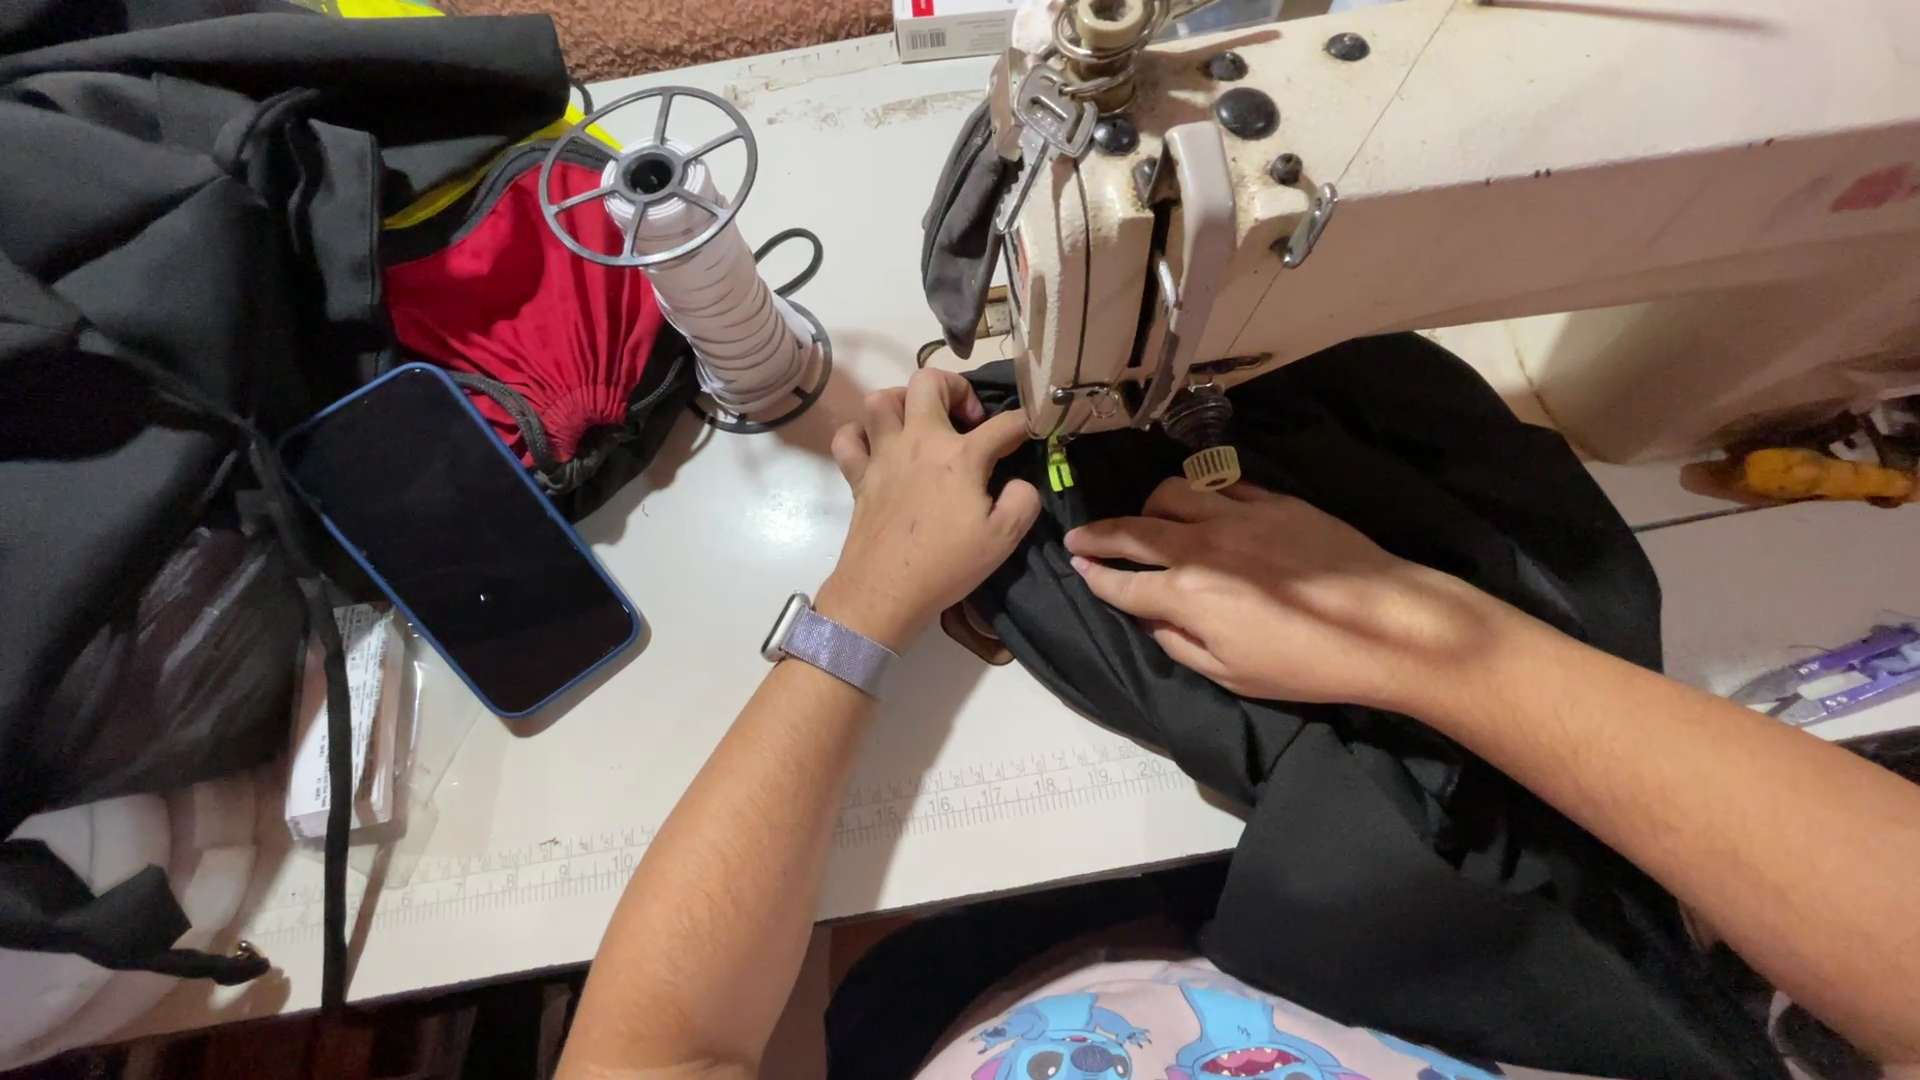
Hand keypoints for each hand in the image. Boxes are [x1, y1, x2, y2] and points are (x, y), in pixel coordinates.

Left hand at [821, 370, 1040, 649]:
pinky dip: (861, 436)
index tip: (1028, 434)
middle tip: (966, 418)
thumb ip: (1023, 500)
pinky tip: (879, 449)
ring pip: (881, 399)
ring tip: (920, 424)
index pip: (1004, 424)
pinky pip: (848, 438)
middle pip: (928, 381)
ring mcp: (883, 456)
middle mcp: (919, 442)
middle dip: (954, 387)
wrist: (886, 590)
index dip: (1024, 424)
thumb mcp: (1004, 538)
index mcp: (961, 456)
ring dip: (903, 402)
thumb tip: (1020, 482)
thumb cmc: (947, 564)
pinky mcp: (858, 475)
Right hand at [1065, 478, 1512, 711]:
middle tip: (1080, 535)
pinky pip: (1219, 485)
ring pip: (1171, 493)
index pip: (1122, 581)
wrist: (1388, 626)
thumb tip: (1147, 616)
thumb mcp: (1230, 675)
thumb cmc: (1306, 665)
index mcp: (1186, 595)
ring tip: (1147, 519)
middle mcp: (1200, 546)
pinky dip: (1198, 495)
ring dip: (1147, 507)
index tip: (1078, 566)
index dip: (1094, 575)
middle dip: (1099, 534)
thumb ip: (1177, 643)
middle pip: (1133, 530)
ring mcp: (1237, 516)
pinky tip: (1201, 506)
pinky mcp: (1272, 500)